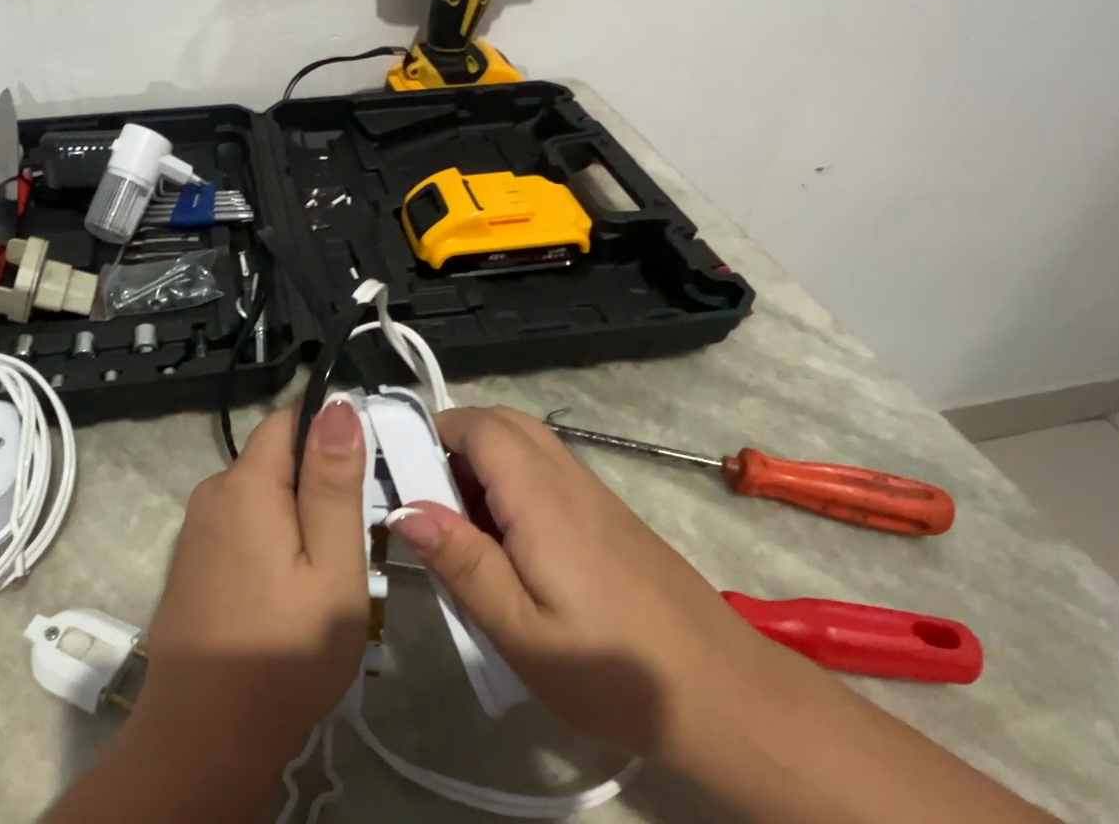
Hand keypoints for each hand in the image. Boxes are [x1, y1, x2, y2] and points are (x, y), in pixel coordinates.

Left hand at [132, 401, 370, 766]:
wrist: (203, 740)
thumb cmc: (284, 654)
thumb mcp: (333, 568)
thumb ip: (334, 484)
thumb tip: (339, 406)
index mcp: (244, 485)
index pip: (290, 419)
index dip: (333, 433)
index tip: (368, 477)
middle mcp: (211, 495)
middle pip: (276, 460)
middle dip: (319, 485)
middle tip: (355, 544)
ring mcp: (195, 533)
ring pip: (262, 498)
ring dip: (298, 519)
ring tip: (327, 577)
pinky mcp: (192, 565)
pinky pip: (242, 529)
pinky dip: (272, 544)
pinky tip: (289, 595)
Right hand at [385, 405, 765, 757]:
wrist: (722, 694)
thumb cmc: (610, 670)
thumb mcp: (521, 630)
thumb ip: (462, 563)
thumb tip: (404, 508)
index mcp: (542, 497)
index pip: (480, 425)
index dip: (432, 433)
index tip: (396, 473)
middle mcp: (569, 480)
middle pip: (503, 424)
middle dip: (452, 444)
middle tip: (423, 503)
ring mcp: (594, 496)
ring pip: (526, 447)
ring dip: (480, 467)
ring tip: (456, 530)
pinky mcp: (608, 518)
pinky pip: (546, 475)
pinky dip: (510, 487)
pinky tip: (504, 548)